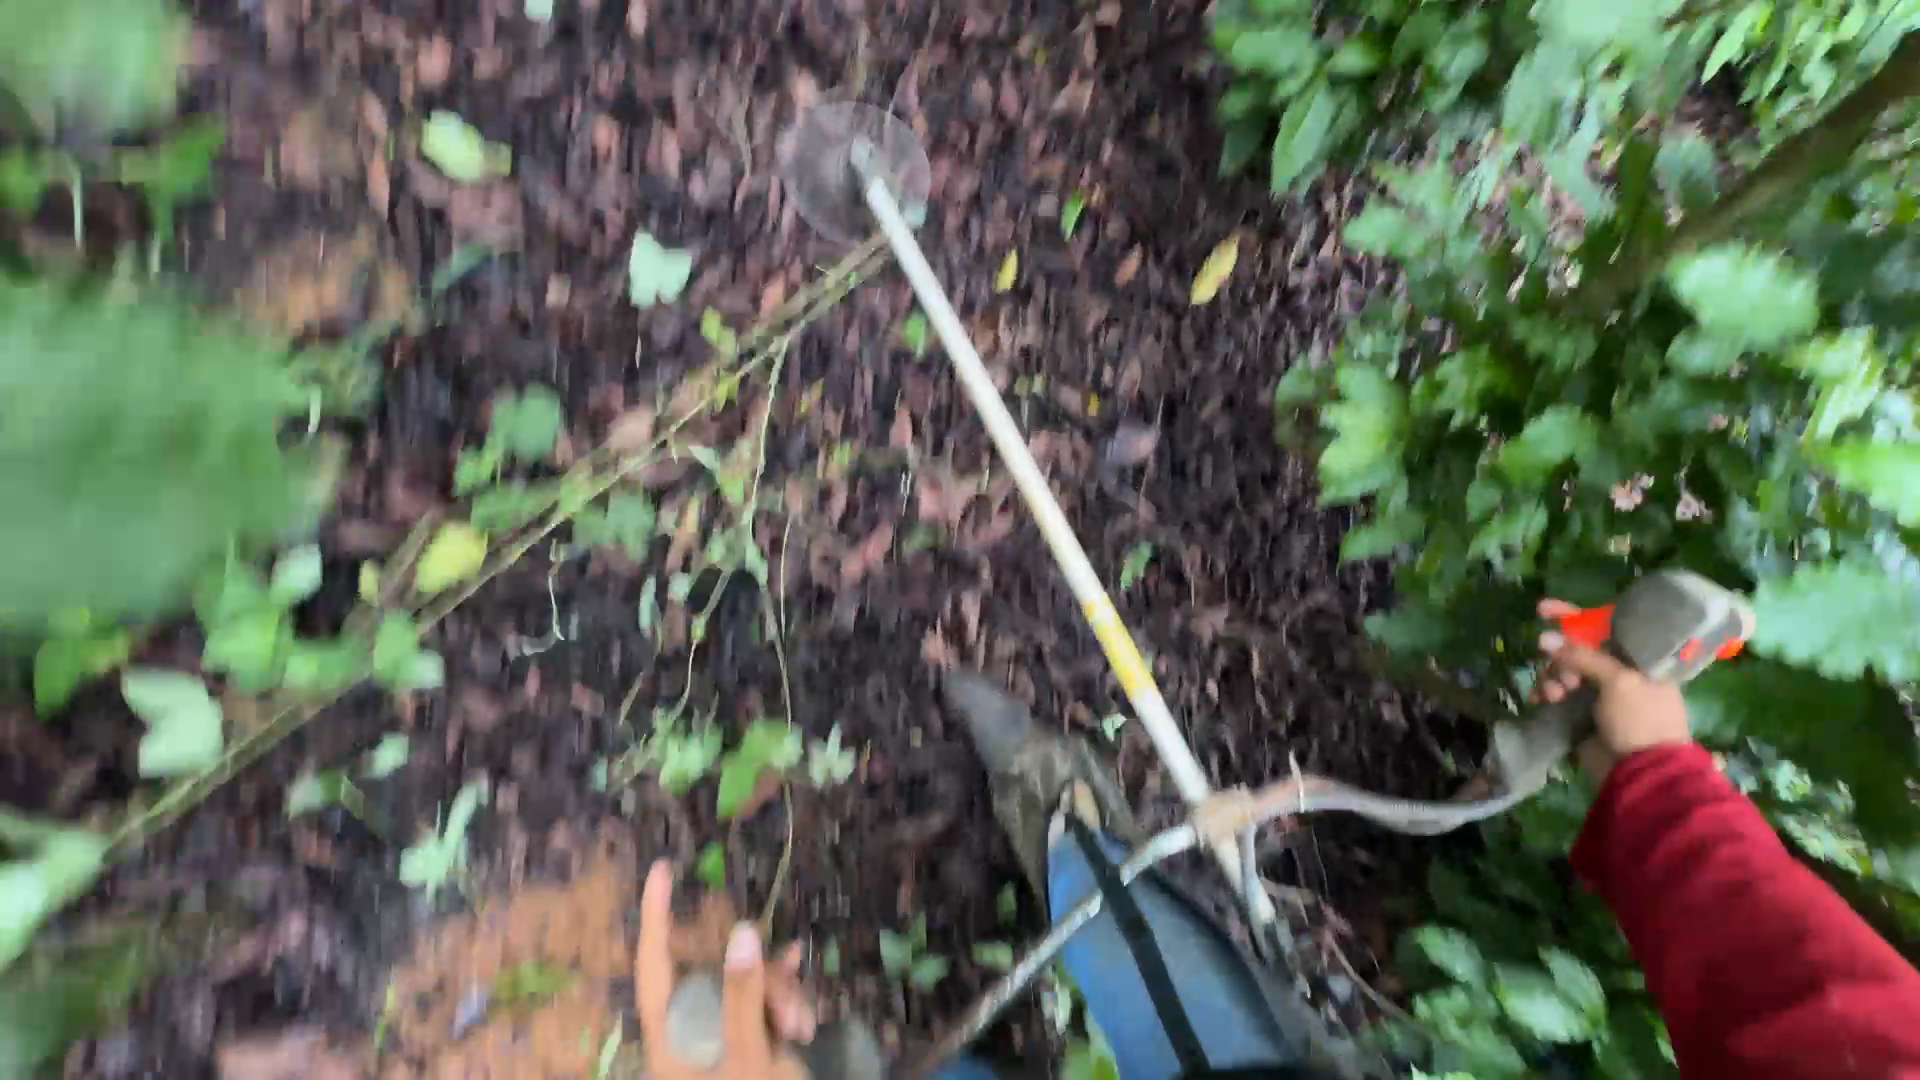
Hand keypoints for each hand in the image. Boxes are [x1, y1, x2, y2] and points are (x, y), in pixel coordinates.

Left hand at [636, 859, 814, 1078]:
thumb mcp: (748, 1060)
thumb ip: (742, 996)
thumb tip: (741, 930)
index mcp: (672, 1037)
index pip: (656, 966)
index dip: (657, 917)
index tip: (664, 870)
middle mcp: (692, 1032)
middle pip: (719, 971)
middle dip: (759, 975)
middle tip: (792, 1012)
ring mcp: (721, 1039)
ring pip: (748, 985)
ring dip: (780, 997)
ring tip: (804, 1027)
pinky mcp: (748, 1047)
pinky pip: (764, 1004)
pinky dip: (784, 1000)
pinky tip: (806, 1005)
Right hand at [1535, 599, 1692, 778]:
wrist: (1642, 772)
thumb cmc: (1642, 720)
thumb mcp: (1619, 682)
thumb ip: (1582, 657)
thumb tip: (1543, 639)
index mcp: (1638, 660)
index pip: (1604, 627)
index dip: (1573, 616)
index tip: (1542, 608)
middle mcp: (1617, 672)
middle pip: (1574, 649)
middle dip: (1559, 657)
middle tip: (1561, 675)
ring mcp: (1596, 692)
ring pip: (1559, 670)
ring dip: (1550, 678)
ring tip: (1555, 695)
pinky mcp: (1578, 710)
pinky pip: (1552, 691)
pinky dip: (1543, 693)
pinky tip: (1541, 700)